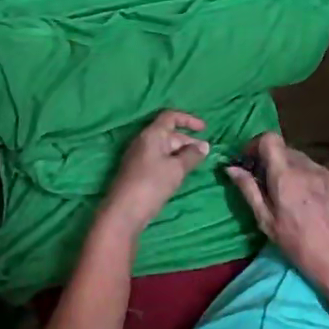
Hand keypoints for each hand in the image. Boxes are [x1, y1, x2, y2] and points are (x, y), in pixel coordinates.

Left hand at [99, 110, 211, 234]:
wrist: (124, 212)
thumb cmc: (152, 184)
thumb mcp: (177, 169)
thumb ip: (192, 155)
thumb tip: (204, 146)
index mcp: (152, 134)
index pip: (170, 117)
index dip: (188, 119)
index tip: (204, 129)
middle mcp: (143, 141)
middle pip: (168, 133)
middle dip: (188, 140)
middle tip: (205, 153)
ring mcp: (139, 157)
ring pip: (164, 148)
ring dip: (181, 153)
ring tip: (196, 164)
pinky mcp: (138, 171)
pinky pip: (158, 159)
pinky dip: (172, 162)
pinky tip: (180, 174)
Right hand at [224, 133, 328, 297]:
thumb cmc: (296, 243)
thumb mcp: (266, 220)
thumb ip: (249, 189)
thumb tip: (231, 168)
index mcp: (285, 174)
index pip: (269, 138)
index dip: (255, 144)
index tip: (248, 161)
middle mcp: (305, 166)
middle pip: (283, 148)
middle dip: (270, 158)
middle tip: (263, 180)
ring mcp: (323, 172)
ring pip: (299, 158)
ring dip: (287, 167)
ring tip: (284, 191)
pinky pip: (314, 168)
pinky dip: (303, 175)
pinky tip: (304, 198)